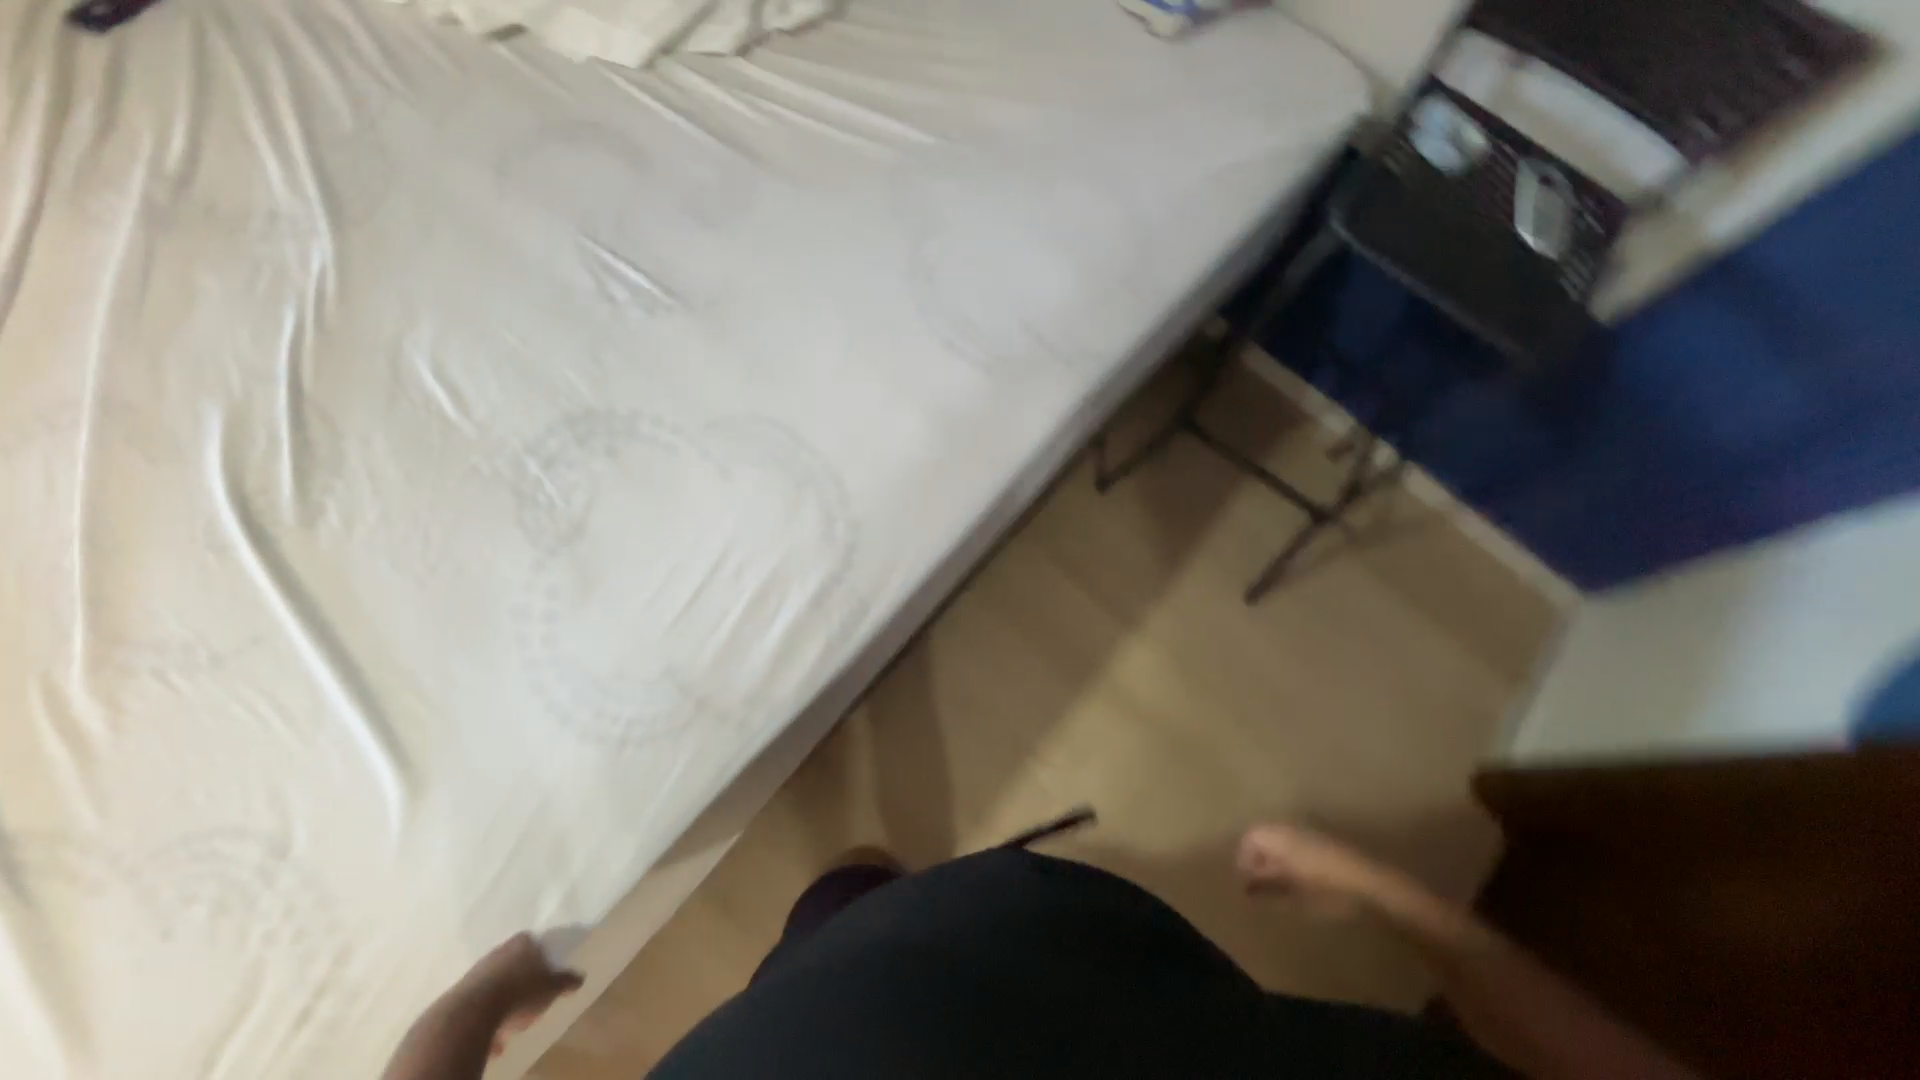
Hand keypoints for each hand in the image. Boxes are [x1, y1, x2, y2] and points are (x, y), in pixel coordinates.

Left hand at [452, 933, 584, 1057]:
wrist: (472, 1014)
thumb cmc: (521, 992)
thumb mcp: (552, 988)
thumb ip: (566, 981)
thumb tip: (581, 977)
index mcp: (522, 943)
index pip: (533, 940)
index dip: (540, 953)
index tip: (546, 968)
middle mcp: (498, 951)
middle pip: (512, 961)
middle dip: (521, 976)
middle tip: (531, 992)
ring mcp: (476, 971)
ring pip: (495, 982)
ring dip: (503, 997)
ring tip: (513, 1018)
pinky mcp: (460, 993)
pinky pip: (480, 1003)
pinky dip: (488, 1015)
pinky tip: (496, 1034)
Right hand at [1237, 822, 1405, 916]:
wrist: (1375, 887)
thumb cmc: (1329, 892)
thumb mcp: (1293, 895)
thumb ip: (1266, 886)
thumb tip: (1246, 884)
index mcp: (1280, 837)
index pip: (1250, 838)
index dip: (1244, 858)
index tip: (1246, 881)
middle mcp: (1293, 828)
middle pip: (1265, 834)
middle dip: (1259, 856)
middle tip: (1260, 881)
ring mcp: (1313, 831)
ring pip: (1283, 837)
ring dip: (1276, 855)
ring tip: (1280, 881)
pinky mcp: (1329, 839)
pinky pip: (1299, 841)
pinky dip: (1292, 855)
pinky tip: (1301, 877)